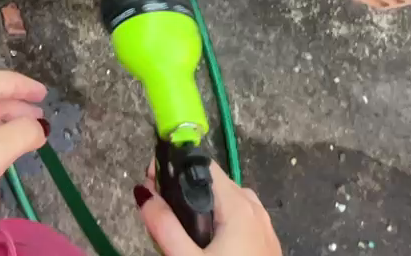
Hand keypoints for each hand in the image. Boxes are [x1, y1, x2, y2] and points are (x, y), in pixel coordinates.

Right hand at [137, 162, 280, 255]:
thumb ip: (163, 225)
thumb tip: (143, 193)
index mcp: (239, 205)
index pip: (201, 163)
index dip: (173, 167)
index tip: (152, 185)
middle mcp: (255, 209)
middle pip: (211, 183)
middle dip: (183, 191)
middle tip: (160, 212)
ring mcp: (265, 229)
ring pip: (225, 203)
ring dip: (201, 209)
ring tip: (182, 234)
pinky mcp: (267, 246)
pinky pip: (239, 221)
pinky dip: (220, 224)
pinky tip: (207, 247)